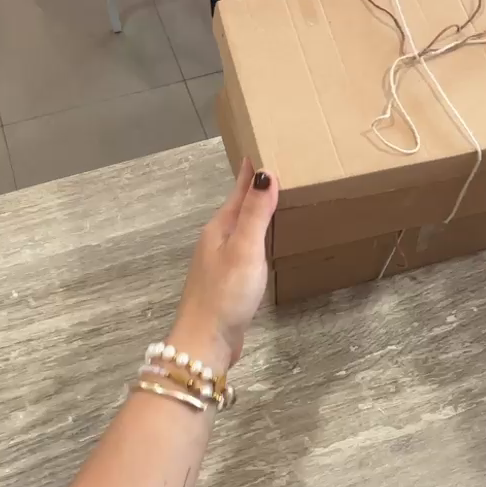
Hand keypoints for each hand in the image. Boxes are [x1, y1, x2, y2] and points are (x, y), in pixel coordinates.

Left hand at [169, 159, 278, 370]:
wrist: (207, 341)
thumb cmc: (226, 293)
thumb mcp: (244, 249)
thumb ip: (256, 213)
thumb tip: (265, 172)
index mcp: (219, 227)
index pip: (239, 190)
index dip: (251, 170)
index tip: (263, 145)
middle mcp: (216, 240)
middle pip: (238, 206)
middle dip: (255, 188)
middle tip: (279, 167)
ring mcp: (220, 262)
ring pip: (241, 228)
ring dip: (257, 212)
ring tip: (278, 199)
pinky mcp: (228, 281)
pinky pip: (245, 248)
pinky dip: (258, 237)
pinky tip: (267, 243)